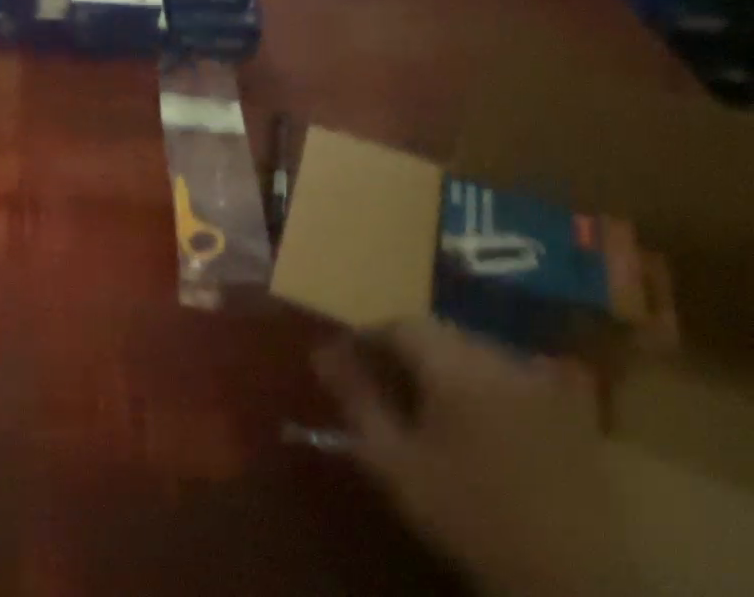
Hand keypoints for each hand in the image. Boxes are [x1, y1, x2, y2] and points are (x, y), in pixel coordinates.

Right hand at [314, 320, 636, 596]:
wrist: (570, 574)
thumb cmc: (466, 510)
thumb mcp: (391, 458)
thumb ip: (356, 398)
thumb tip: (323, 354)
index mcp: (459, 367)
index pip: (401, 325)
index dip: (364, 337)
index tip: (340, 363)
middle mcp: (505, 363)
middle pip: (441, 335)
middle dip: (402, 351)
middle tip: (374, 383)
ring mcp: (547, 388)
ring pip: (477, 354)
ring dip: (442, 367)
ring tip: (419, 401)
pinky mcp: (574, 416)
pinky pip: (515, 378)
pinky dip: (483, 384)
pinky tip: (471, 417)